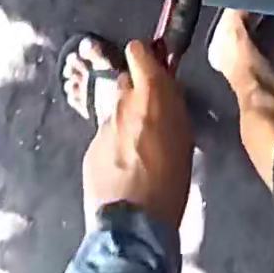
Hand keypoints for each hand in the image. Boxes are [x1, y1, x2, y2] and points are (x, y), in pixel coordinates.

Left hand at [76, 39, 191, 226]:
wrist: (133, 222)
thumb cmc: (171, 173)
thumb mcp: (184, 131)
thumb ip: (172, 103)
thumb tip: (167, 90)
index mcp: (151, 92)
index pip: (138, 50)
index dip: (143, 54)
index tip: (150, 63)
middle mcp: (123, 102)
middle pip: (125, 80)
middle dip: (135, 90)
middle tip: (147, 111)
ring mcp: (103, 126)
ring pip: (115, 111)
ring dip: (125, 119)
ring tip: (136, 145)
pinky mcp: (89, 150)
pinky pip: (105, 137)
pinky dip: (114, 144)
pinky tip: (123, 166)